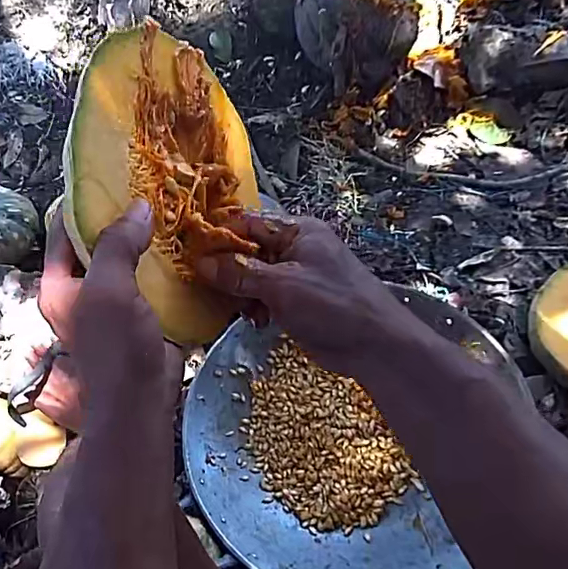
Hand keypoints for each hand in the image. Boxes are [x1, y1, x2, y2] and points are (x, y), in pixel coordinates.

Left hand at [58, 201, 175, 423]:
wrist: (142, 400)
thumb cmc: (116, 346)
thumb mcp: (109, 289)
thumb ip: (116, 244)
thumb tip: (138, 207)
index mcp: (59, 284)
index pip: (64, 230)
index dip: (86, 203)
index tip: (114, 178)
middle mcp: (81, 292)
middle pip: (97, 244)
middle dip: (122, 220)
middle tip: (151, 193)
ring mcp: (111, 305)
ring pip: (127, 261)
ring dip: (146, 242)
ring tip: (172, 213)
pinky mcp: (139, 316)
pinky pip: (149, 281)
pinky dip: (163, 265)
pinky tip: (183, 247)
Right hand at [192, 212, 420, 376]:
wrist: (374, 345)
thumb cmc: (333, 305)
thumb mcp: (282, 286)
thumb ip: (241, 273)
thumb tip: (203, 263)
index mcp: (298, 231)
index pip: (248, 224)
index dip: (220, 237)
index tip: (193, 253)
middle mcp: (296, 249)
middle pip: (248, 251)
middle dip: (229, 270)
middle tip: (212, 289)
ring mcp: (296, 276)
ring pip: (253, 277)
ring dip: (242, 294)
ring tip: (246, 311)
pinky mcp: (295, 302)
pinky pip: (264, 297)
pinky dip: (256, 308)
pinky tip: (258, 321)